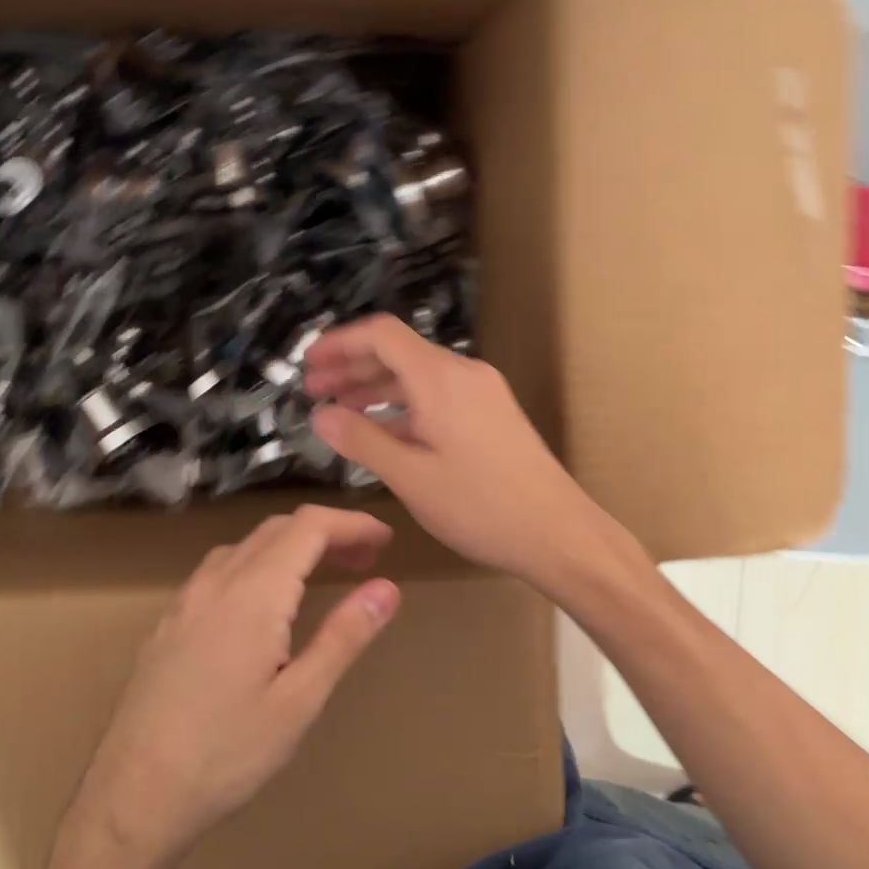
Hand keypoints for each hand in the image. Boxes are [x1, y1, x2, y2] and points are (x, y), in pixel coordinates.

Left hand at [74, 506, 401, 863]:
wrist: (134, 796)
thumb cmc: (227, 753)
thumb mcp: (300, 700)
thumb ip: (344, 636)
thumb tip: (387, 588)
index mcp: (253, 593)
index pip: (309, 526)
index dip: (352, 524)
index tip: (386, 540)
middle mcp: (215, 582)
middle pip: (278, 528)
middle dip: (327, 533)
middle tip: (366, 561)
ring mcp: (185, 601)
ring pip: (246, 546)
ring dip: (291, 547)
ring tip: (324, 576)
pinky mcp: (168, 624)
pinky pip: (220, 571)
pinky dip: (258, 565)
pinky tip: (266, 605)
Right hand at [305, 314, 622, 590]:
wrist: (559, 533)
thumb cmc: (481, 507)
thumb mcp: (411, 478)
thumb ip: (362, 441)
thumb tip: (321, 414)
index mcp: (441, 379)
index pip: (381, 335)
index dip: (340, 343)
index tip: (308, 363)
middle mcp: (464, 374)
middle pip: (399, 352)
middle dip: (353, 367)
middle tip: (314, 389)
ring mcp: (483, 393)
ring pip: (419, 377)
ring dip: (377, 389)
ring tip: (340, 412)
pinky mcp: (493, 415)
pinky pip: (438, 397)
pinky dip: (405, 408)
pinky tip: (384, 434)